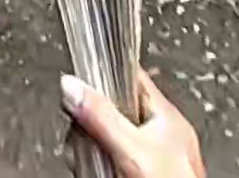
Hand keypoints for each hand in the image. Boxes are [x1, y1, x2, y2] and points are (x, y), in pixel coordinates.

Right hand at [61, 71, 204, 177]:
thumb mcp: (132, 150)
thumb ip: (101, 115)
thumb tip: (71, 85)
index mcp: (168, 117)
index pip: (129, 74)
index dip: (103, 71)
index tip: (79, 79)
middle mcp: (165, 135)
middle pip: (115, 106)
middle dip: (93, 117)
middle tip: (82, 130)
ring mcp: (158, 158)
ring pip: (113, 133)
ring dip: (95, 142)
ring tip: (88, 154)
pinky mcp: (150, 175)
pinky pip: (117, 155)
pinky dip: (102, 159)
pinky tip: (95, 168)